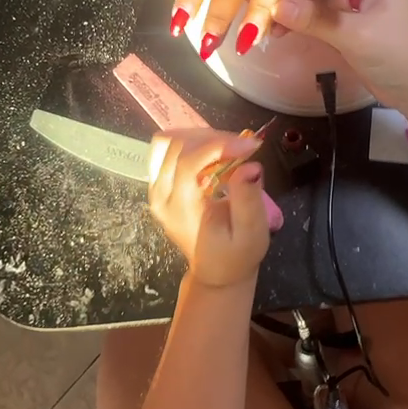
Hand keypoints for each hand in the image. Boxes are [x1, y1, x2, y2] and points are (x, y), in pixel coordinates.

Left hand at [147, 129, 269, 288]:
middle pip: (177, 146)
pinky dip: (191, 143)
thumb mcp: (251, 233)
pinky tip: (214, 153)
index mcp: (180, 208)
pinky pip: (167, 150)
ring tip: (228, 147)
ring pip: (168, 142)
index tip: (251, 144)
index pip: (189, 162)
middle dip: (213, 138)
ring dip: (200, 137)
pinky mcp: (160, 183)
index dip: (219, 146)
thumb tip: (250, 166)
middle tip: (243, 146)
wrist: (216, 271)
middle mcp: (160, 195)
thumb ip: (249, 200)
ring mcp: (156, 188)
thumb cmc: (236, 255)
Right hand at [271, 0, 407, 112]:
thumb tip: (272, 7)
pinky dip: (296, 21)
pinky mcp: (346, 20)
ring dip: (285, 9)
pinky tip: (275, 32)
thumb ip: (315, 19)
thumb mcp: (357, 35)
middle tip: (247, 4)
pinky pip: (314, 13)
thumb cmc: (401, 55)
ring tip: (258, 25)